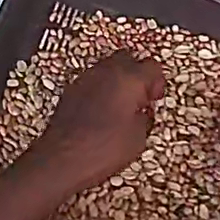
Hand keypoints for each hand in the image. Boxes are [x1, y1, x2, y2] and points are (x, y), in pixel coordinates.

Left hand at [24, 51, 165, 194]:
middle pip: (128, 60)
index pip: (152, 67)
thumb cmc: (100, 148)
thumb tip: (143, 114)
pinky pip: (91, 82)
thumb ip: (145, 117)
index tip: (155, 98)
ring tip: (122, 108)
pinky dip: (100, 91)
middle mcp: (106, 71)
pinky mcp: (70, 91)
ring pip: (107, 69)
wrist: (62, 159)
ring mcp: (85, 79)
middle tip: (142, 99)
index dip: (157, 83)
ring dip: (117, 83)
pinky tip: (103, 113)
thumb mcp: (138, 138)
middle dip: (137, 77)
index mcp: (129, 78)